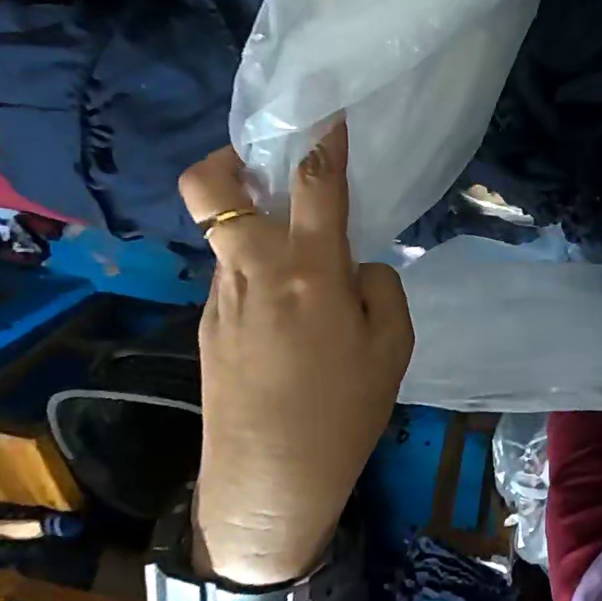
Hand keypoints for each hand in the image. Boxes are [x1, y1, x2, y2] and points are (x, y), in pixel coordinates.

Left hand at [177, 121, 413, 584]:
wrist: (269, 483)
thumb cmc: (345, 412)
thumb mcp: (394, 347)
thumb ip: (380, 288)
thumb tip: (354, 266)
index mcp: (309, 275)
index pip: (314, 187)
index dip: (324, 144)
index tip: (330, 117)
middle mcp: (253, 273)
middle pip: (212, 189)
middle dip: (232, 161)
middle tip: (273, 171)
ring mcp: (220, 299)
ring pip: (228, 236)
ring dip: (258, 224)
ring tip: (306, 261)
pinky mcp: (207, 326)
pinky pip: (234, 277)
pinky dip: (261, 270)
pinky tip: (294, 313)